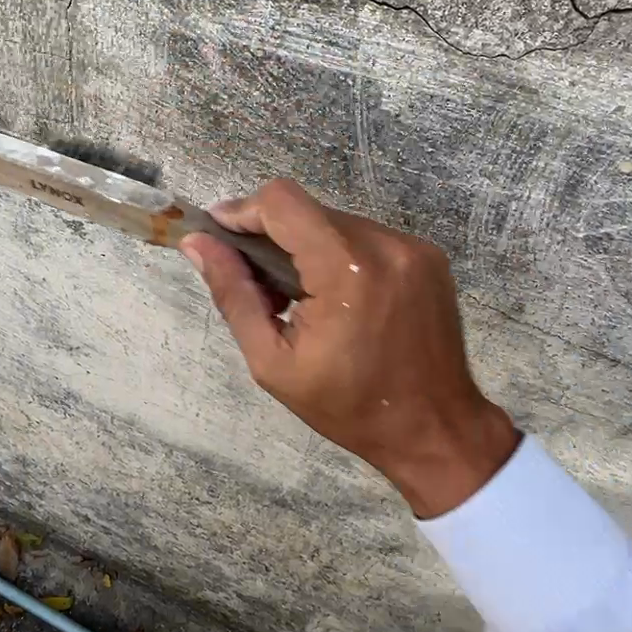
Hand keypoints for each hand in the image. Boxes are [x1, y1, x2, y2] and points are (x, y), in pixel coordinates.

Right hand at [180, 179, 518, 517]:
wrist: (435, 429)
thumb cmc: (348, 406)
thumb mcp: (273, 362)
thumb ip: (233, 295)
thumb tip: (196, 243)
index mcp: (346, 269)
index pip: (283, 202)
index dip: (243, 210)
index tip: (220, 234)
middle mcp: (385, 244)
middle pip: (308, 211)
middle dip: (272, 237)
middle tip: (259, 286)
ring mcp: (412, 246)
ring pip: (335, 222)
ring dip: (306, 246)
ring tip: (298, 298)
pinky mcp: (427, 254)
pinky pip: (365, 236)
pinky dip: (339, 254)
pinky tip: (336, 297)